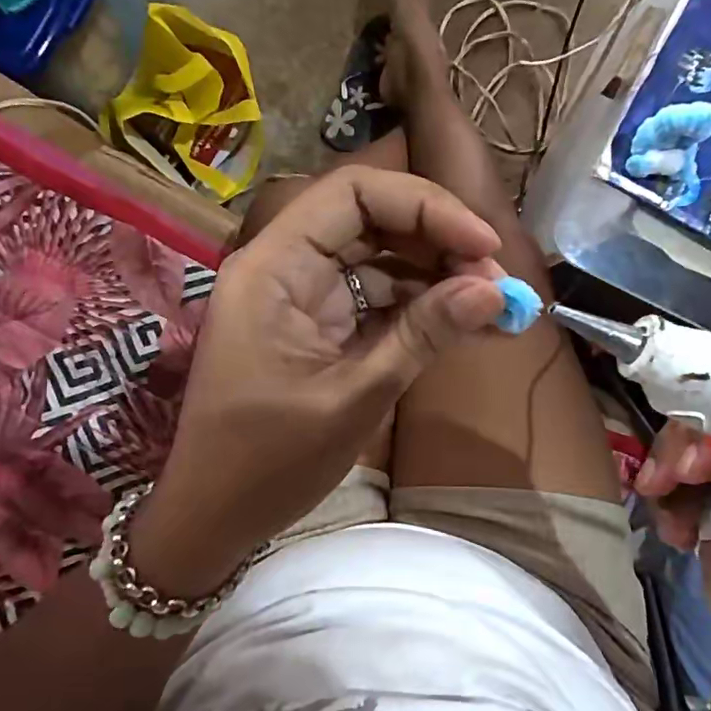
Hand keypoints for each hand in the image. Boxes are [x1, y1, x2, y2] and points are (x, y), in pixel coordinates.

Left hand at [132, 166, 506, 587]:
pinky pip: (375, 295)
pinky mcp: (319, 324)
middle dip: (439, 240)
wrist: (214, 515)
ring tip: (494, 305)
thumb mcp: (354, 398)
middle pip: (371, 218)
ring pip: (379, 256)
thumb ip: (421, 336)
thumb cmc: (268, 463)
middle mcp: (285, 265)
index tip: (483, 244)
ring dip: (437, 273)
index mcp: (274, 267)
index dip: (426, 206)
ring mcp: (302, 295)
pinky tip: (463, 321)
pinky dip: (419, 305)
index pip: (354, 194)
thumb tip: (494, 292)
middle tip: (497, 281)